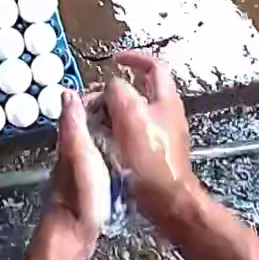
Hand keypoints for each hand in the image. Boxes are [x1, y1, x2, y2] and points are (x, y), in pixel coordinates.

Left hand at [31, 88, 108, 259]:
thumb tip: (67, 93)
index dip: (90, 103)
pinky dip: (104, 159)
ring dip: (101, 139)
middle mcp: (69, 162)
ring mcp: (76, 180)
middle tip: (118, 110)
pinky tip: (113, 164)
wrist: (71, 242)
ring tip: (120, 132)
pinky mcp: (85, 196)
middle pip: (82, 133)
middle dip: (98, 120)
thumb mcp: (81, 157)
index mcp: (69, 149)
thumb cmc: (80, 200)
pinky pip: (95, 168)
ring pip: (88, 151)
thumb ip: (75, 128)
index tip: (107, 94)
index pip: (76, 117)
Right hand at [97, 52, 198, 222]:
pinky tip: (101, 141)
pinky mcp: (153, 154)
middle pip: (139, 91)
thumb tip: (110, 88)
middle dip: (113, 92)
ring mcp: (161, 135)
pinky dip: (114, 131)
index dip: (134, 58)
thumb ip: (118, 92)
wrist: (167, 201)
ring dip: (110, 112)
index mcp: (166, 99)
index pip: (153, 66)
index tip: (115, 60)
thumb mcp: (130, 115)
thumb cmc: (151, 161)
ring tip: (91, 120)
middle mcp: (167, 114)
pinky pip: (131, 133)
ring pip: (132, 112)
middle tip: (93, 99)